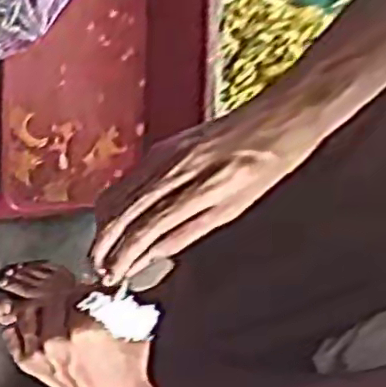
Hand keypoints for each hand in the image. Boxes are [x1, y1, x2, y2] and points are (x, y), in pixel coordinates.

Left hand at [2, 281, 153, 386]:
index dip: (80, 289)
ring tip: (48, 307)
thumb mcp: (131, 329)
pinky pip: (12, 333)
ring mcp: (36, 351)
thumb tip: (104, 288)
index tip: (85, 290)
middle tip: (66, 296)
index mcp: (84, 329)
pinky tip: (31, 321)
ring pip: (25, 314)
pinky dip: (20, 324)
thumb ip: (117, 305)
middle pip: (46, 301)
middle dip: (59, 295)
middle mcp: (55, 339)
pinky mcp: (25, 360)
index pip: (73, 293)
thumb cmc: (124, 367)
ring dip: (37, 306)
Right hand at [89, 109, 312, 285]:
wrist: (287, 110)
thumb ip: (185, 233)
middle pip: (120, 217)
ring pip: (111, 203)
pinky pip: (120, 186)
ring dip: (101, 231)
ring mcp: (162, 157)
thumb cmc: (272, 161)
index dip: (123, 256)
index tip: (113, 276)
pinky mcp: (155, 150)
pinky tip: (114, 223)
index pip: (147, 229)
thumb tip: (145, 260)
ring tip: (103, 250)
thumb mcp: (236, 206)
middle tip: (98, 269)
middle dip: (102, 248)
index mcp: (207, 187)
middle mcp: (178, 171)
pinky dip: (109, 210)